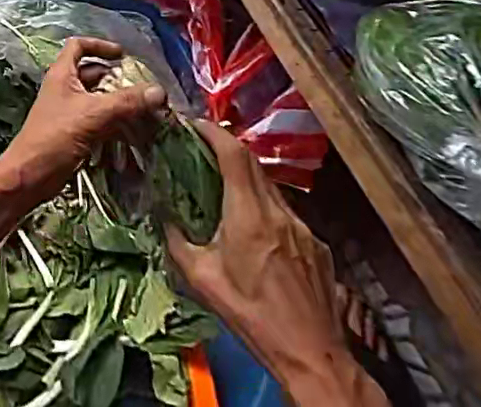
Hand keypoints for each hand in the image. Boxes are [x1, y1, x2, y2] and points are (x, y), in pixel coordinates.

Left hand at [0, 37, 164, 203]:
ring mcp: (69, 111)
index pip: (78, 46)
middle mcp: (65, 88)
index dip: (100, 45)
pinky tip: (134, 136)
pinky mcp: (74, 132)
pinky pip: (99, 121)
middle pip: (94, 75)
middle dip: (119, 81)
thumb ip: (126, 101)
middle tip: (144, 90)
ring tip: (147, 114)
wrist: (30, 175)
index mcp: (62, 74)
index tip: (122, 54)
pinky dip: (116, 125)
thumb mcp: (92, 115)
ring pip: (100, 100)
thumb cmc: (55, 137)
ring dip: (121, 106)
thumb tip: (159, 91)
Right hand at [166, 120, 383, 404]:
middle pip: (252, 164)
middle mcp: (278, 213)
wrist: (313, 357)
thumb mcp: (202, 280)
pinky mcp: (317, 245)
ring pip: (270, 188)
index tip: (195, 124)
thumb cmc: (253, 318)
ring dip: (246, 180)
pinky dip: (266, 208)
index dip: (213, 132)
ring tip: (225, 189)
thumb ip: (177, 242)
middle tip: (202, 149)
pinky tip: (257, 232)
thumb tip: (163, 217)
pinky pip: (287, 214)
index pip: (233, 154)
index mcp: (248, 215)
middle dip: (226, 148)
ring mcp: (302, 228)